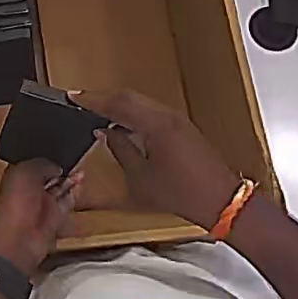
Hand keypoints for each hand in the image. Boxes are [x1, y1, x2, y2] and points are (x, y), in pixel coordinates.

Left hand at [0, 160, 81, 274]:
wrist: (20, 237)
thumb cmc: (17, 201)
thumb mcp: (27, 172)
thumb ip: (43, 165)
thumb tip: (57, 167)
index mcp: (17, 177)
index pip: (33, 164)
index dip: (45, 157)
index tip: (59, 150)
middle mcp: (29, 190)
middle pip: (48, 176)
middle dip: (59, 168)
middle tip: (74, 158)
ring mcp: (43, 205)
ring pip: (59, 189)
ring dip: (70, 179)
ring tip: (81, 169)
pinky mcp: (55, 217)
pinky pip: (67, 202)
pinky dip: (74, 193)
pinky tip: (80, 182)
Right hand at [73, 89, 239, 229]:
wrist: (224, 202)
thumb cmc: (182, 194)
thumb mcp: (142, 177)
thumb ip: (121, 148)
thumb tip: (105, 131)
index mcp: (156, 125)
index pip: (118, 103)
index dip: (93, 99)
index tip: (72, 96)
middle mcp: (167, 115)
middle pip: (128, 96)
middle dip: (102, 97)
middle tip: (79, 100)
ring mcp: (176, 118)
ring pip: (139, 100)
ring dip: (117, 102)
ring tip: (95, 109)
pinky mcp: (181, 125)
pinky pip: (149, 109)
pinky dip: (131, 110)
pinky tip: (120, 120)